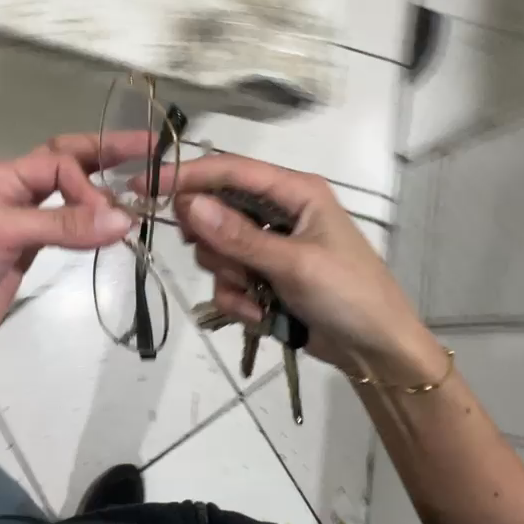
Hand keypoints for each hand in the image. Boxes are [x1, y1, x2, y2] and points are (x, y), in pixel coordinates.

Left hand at [0, 132, 152, 358]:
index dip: (87, 185)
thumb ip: (62, 224)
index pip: (56, 162)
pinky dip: (87, 224)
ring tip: (139, 193)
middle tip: (150, 147)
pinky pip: (63, 226)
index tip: (108, 218)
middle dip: (104, 154)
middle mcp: (8, 189)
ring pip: (66, 195)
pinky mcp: (25, 249)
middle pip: (63, 163)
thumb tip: (124, 220)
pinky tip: (109, 228)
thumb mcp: (0, 234)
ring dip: (98, 194)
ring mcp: (17, 220)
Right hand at [161, 153, 447, 384]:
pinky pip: (226, 279)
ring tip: (258, 297)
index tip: (145, 185)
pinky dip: (237, 299)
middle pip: (215, 209)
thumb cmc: (349, 296)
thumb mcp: (294, 264)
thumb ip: (239, 236)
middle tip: (226, 264)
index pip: (229, 170)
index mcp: (294, 191)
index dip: (186, 175)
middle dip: (214, 242)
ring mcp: (269, 244)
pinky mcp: (263, 276)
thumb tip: (188, 204)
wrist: (378, 353)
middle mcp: (278, 210)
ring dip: (229, 277)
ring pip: (216, 248)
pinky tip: (262, 316)